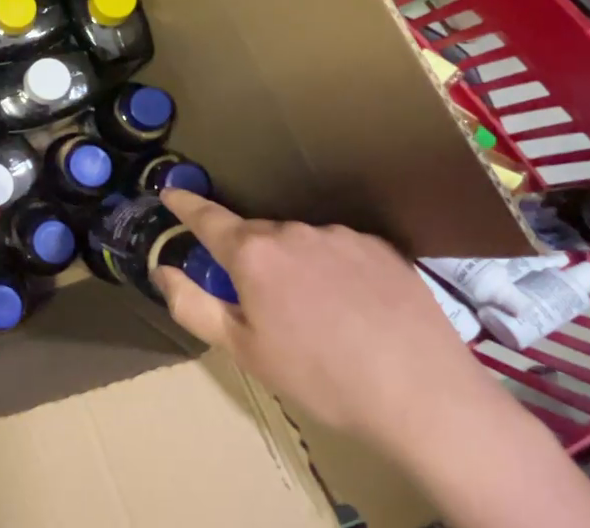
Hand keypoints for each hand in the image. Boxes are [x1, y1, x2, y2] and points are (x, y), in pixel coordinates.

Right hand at [153, 189, 493, 446]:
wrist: (426, 398)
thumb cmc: (322, 378)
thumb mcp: (244, 351)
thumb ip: (193, 305)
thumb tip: (163, 271)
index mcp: (252, 254)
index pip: (207, 217)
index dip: (184, 203)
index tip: (169, 192)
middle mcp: (293, 232)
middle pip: (255, 235)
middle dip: (247, 256)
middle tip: (257, 300)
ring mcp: (341, 236)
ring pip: (299, 242)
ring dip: (293, 264)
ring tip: (314, 312)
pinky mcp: (381, 248)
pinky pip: (339, 249)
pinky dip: (332, 269)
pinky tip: (352, 307)